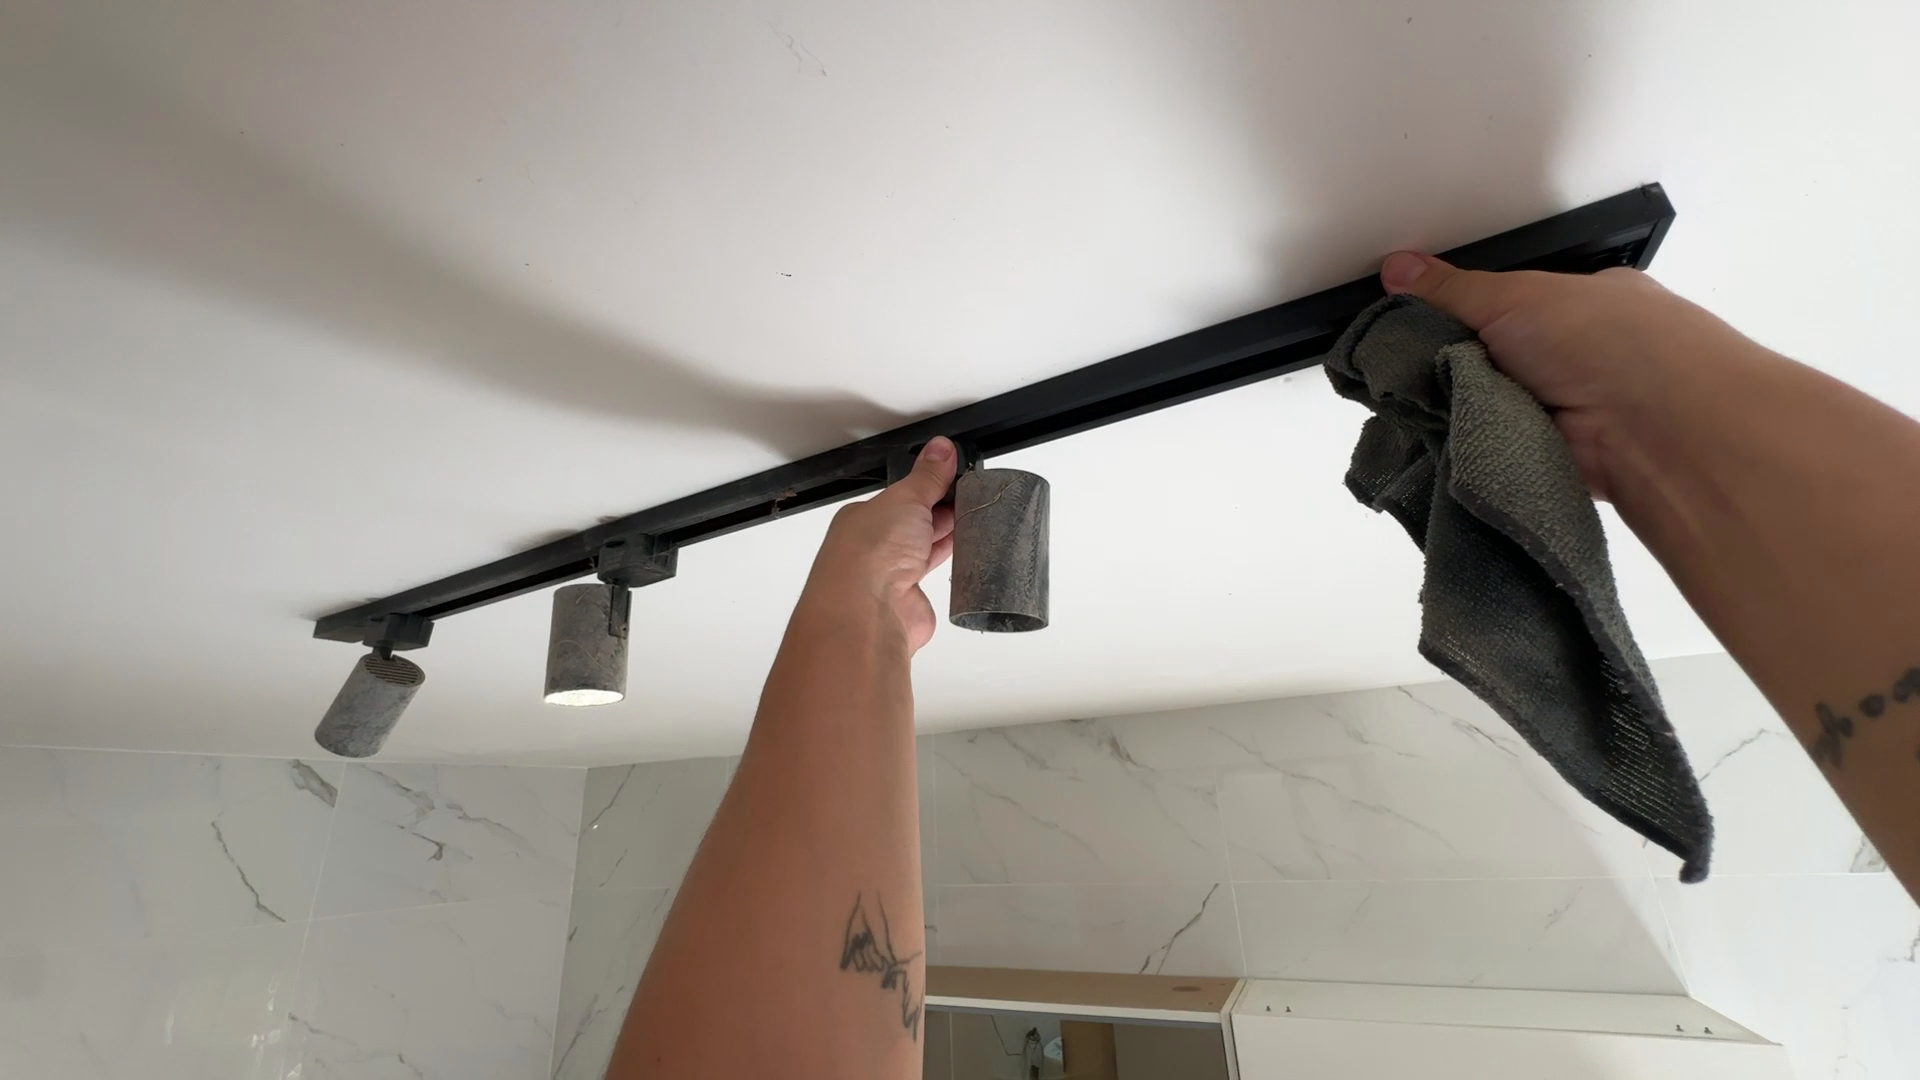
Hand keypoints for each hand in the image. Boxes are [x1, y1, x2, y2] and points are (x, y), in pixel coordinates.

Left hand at [797, 436, 958, 652]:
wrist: (867, 611)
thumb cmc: (871, 552)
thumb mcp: (906, 499)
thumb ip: (928, 476)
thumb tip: (940, 448)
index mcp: (864, 517)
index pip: (901, 497)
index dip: (929, 487)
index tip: (957, 479)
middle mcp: (873, 547)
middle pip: (914, 524)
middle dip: (941, 513)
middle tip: (973, 499)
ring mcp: (891, 576)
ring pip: (924, 550)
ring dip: (945, 539)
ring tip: (973, 523)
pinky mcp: (910, 600)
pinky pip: (933, 577)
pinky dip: (948, 566)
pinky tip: (963, 557)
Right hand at [1379, 252, 1768, 499]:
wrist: (1652, 430)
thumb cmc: (1609, 344)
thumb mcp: (1515, 296)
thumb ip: (1449, 288)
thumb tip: (1396, 265)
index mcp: (1576, 303)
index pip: (1496, 304)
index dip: (1449, 312)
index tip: (1406, 321)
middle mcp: (1568, 354)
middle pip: (1479, 354)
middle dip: (1442, 361)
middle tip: (1399, 365)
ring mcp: (1555, 403)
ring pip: (1474, 398)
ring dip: (1446, 400)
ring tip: (1406, 398)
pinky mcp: (1537, 447)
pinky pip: (1480, 436)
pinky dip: (1457, 434)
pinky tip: (1428, 429)